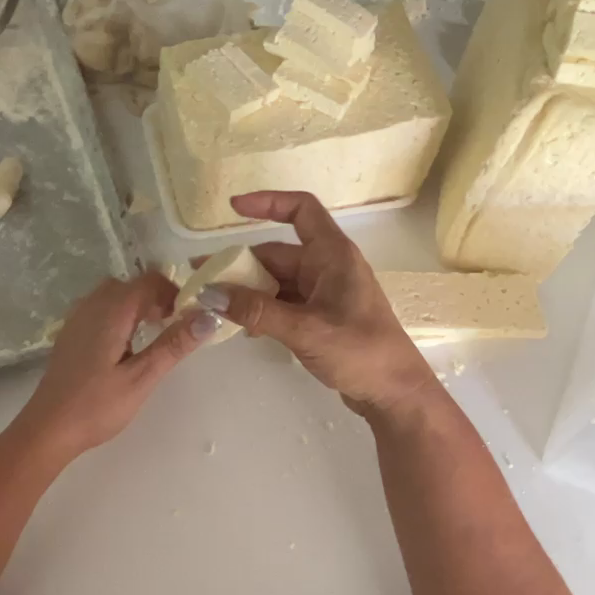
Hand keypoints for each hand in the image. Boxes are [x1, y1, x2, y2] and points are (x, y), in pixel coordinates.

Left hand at [12, 272, 212, 456]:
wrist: (48, 428)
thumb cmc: (96, 407)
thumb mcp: (141, 378)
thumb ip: (173, 345)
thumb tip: (209, 317)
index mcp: (111, 311)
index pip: (151, 281)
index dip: (175, 293)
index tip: (190, 318)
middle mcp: (91, 305)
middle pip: (132, 285)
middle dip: (158, 300)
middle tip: (174, 330)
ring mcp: (77, 319)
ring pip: (115, 297)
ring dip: (138, 308)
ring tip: (153, 339)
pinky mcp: (70, 334)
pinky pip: (100, 311)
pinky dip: (120, 318)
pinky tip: (126, 348)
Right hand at [216, 191, 439, 416]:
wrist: (392, 391)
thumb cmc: (360, 352)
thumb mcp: (304, 330)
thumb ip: (257, 312)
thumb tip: (210, 294)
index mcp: (332, 256)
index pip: (300, 210)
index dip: (268, 203)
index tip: (233, 208)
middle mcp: (328, 268)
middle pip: (277, 255)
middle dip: (241, 266)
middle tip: (202, 280)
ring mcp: (324, 295)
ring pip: (277, 283)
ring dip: (249, 293)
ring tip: (214, 307)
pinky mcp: (321, 319)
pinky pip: (284, 305)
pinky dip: (263, 312)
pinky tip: (243, 328)